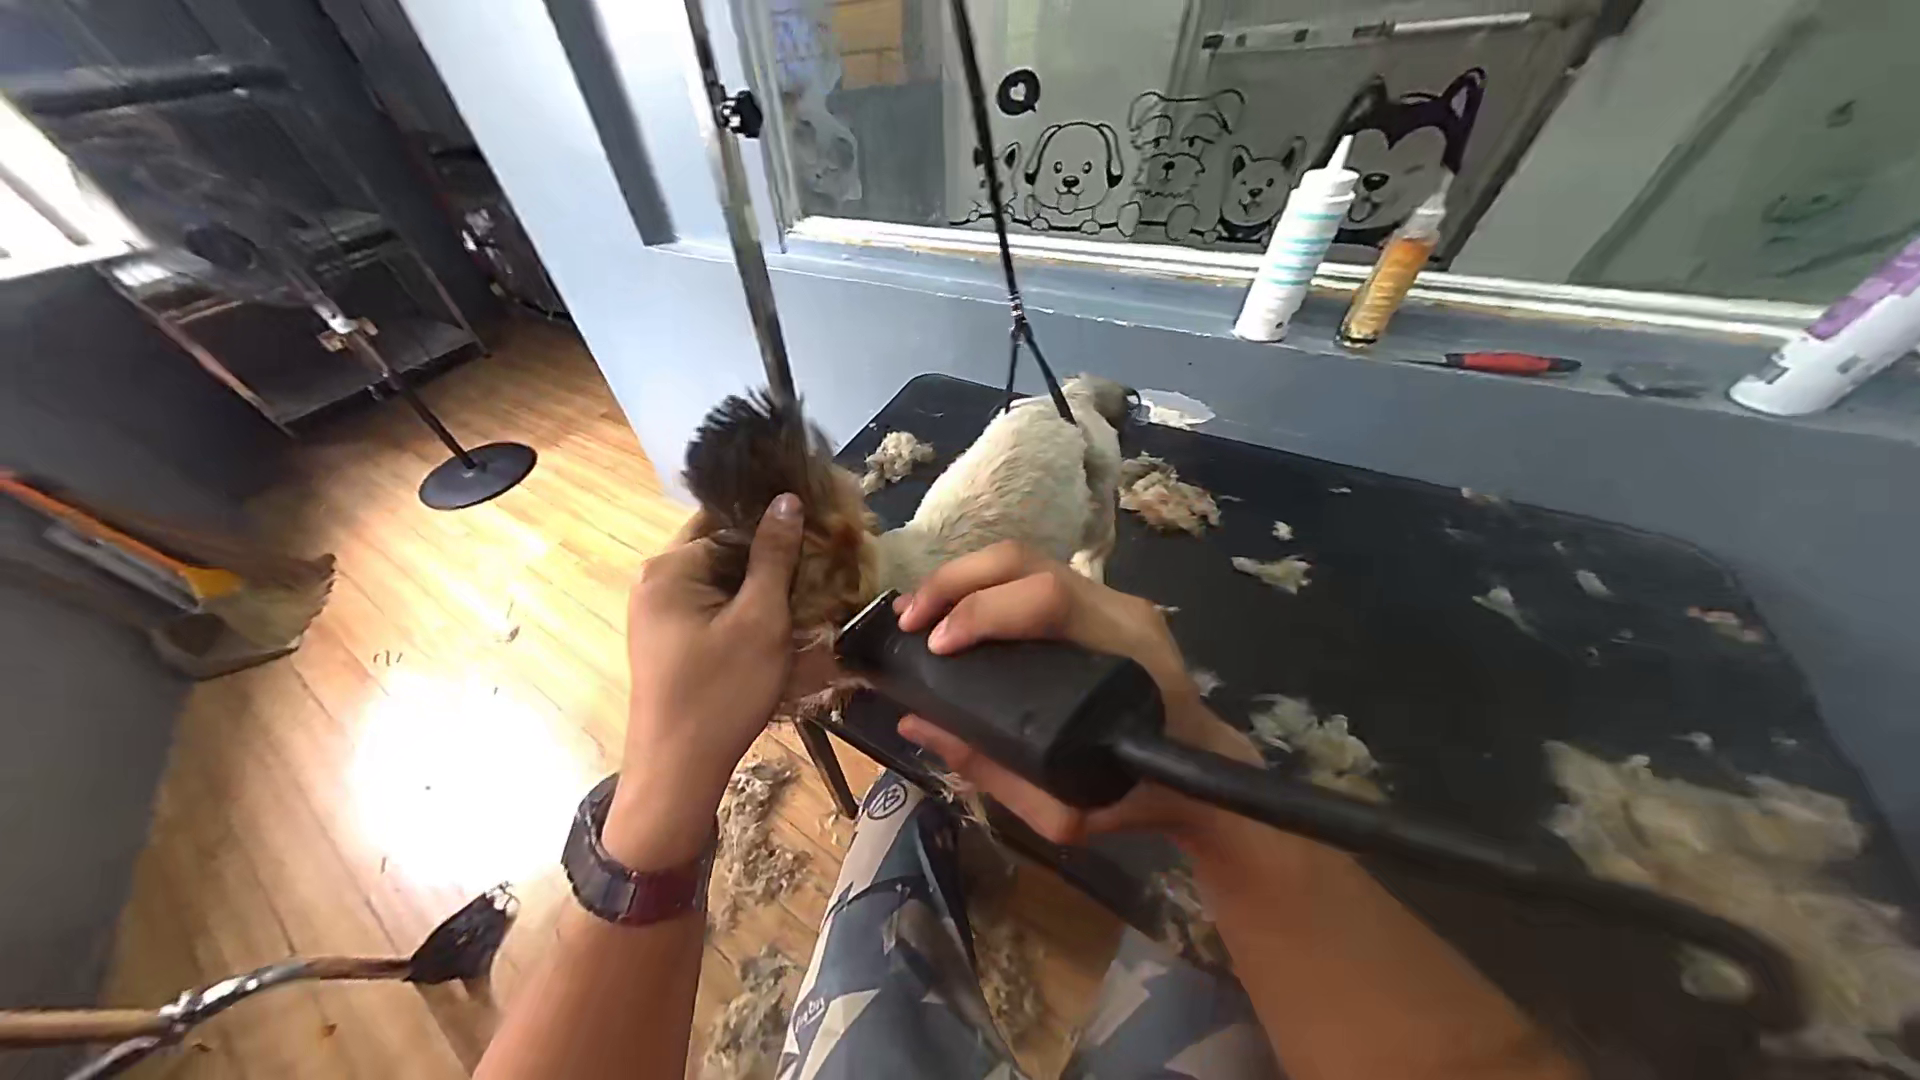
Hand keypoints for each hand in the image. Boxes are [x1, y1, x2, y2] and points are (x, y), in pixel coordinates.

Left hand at [606, 494, 802, 866]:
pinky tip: (777, 615)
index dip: (773, 520)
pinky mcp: (670, 636)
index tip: (818, 527)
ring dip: (760, 580)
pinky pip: (713, 603)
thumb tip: (786, 498)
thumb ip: (773, 555)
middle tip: (819, 560)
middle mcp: (656, 581)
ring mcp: (659, 611)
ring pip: (721, 577)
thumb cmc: (723, 691)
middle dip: (769, 552)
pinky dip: (744, 604)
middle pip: (722, 546)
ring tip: (807, 585)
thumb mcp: (760, 619)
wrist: (679, 770)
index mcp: (671, 567)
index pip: (727, 519)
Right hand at [893, 542, 1261, 846]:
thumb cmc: (1139, 795)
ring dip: (963, 578)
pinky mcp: (1103, 599)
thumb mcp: (1063, 809)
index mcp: (1122, 653)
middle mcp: (1119, 609)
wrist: (1205, 775)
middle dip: (955, 581)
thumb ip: (990, 768)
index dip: (982, 612)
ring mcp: (1114, 597)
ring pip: (1026, 559)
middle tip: (908, 620)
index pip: (1047, 599)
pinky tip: (958, 610)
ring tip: (920, 612)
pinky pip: (1034, 575)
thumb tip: (915, 722)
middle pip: (1027, 561)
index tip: (935, 648)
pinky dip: (986, 586)